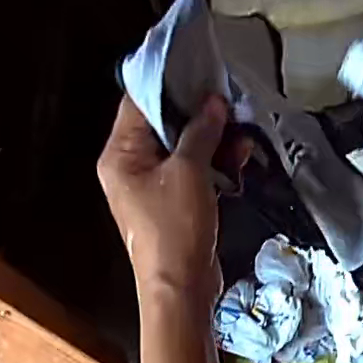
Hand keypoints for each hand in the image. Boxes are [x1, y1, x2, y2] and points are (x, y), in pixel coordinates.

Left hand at [97, 93, 227, 302]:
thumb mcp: (190, 173)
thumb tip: (214, 104)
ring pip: (183, 151)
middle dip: (198, 114)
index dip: (170, 84)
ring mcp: (154, 190)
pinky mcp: (176, 208)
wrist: (182, 291)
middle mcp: (131, 169)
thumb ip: (201, 132)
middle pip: (163, 125)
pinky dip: (214, 166)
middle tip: (228, 101)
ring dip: (213, 142)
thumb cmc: (176, 230)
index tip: (201, 71)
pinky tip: (239, 157)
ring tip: (241, 133)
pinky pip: (194, 176)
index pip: (139, 101)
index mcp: (120, 155)